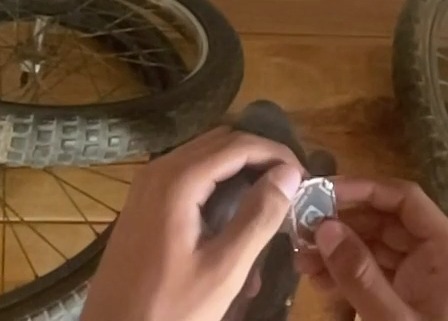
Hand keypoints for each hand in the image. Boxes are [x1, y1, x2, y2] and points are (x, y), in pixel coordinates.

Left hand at [81, 127, 303, 320]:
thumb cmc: (167, 311)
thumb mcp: (221, 272)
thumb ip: (257, 218)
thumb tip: (289, 174)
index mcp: (178, 179)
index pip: (238, 144)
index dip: (275, 153)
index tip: (304, 176)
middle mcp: (160, 169)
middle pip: (221, 143)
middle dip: (259, 158)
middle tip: (290, 186)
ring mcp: (147, 184)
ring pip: (206, 158)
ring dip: (240, 174)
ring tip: (269, 205)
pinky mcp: (144, 204)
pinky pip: (189, 179)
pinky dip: (217, 189)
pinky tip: (235, 225)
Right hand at [296, 177, 447, 320]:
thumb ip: (358, 274)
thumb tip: (324, 227)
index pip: (404, 199)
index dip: (362, 190)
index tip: (321, 194)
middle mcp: (442, 259)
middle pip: (388, 224)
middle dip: (344, 226)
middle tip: (301, 232)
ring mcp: (431, 285)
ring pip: (380, 252)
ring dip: (341, 254)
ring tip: (301, 262)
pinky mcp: (418, 309)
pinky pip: (382, 280)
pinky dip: (352, 280)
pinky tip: (321, 286)